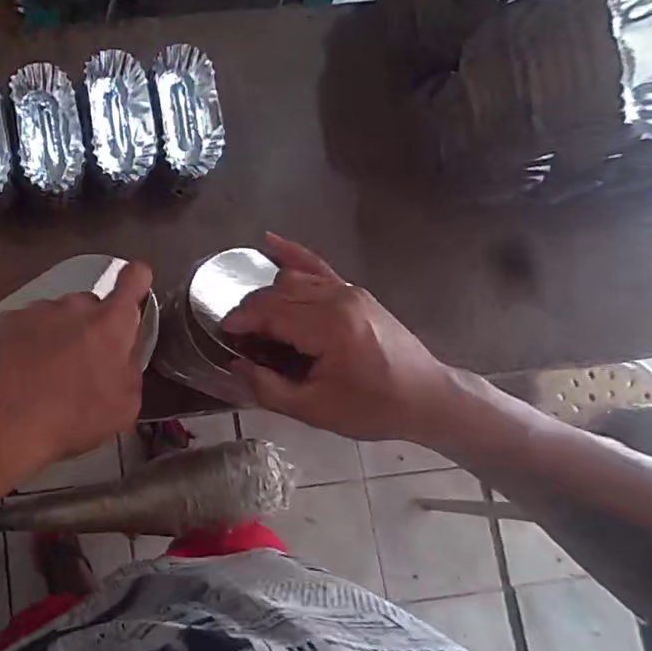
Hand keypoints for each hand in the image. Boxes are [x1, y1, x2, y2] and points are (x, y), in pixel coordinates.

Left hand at [0, 260, 153, 467]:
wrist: (8, 424)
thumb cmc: (73, 417)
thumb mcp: (125, 405)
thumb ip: (130, 368)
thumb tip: (124, 357)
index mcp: (111, 323)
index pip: (134, 278)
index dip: (137, 282)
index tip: (133, 294)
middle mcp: (76, 306)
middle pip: (92, 305)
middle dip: (93, 328)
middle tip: (85, 364)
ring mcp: (39, 310)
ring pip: (59, 315)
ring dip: (60, 334)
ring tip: (49, 373)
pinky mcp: (8, 320)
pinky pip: (29, 324)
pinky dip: (30, 341)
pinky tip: (25, 371)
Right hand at [223, 233, 468, 444]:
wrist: (428, 397)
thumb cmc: (373, 407)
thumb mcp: (315, 410)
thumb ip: (269, 388)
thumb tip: (237, 365)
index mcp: (328, 327)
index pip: (270, 313)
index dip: (241, 321)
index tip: (223, 333)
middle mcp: (337, 299)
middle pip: (277, 292)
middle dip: (250, 309)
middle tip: (236, 333)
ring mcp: (349, 291)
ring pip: (293, 277)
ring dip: (267, 293)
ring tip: (254, 316)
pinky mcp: (355, 292)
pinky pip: (318, 266)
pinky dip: (292, 254)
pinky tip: (270, 240)